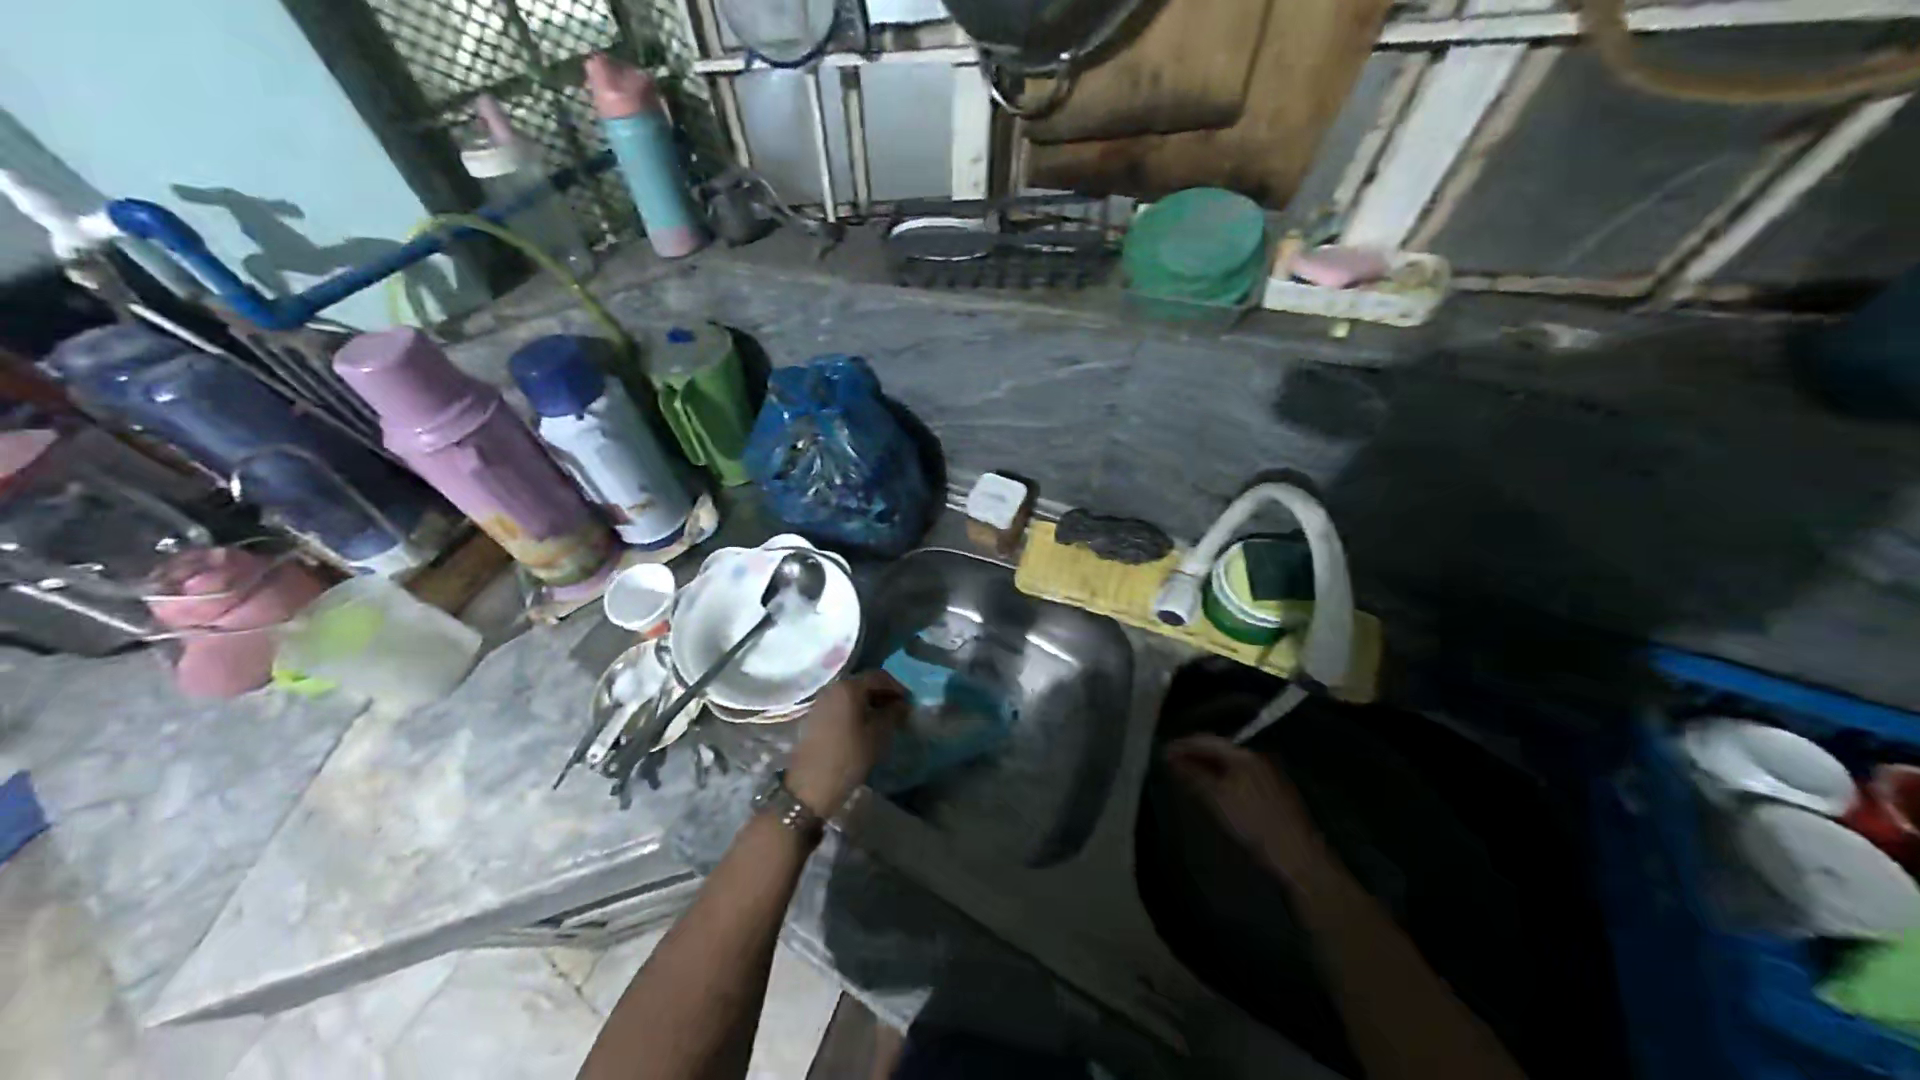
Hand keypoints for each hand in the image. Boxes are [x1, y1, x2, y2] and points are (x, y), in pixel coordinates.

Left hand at [787, 671, 908, 816]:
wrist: (810, 786)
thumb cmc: (849, 757)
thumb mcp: (878, 735)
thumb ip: (893, 714)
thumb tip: (902, 704)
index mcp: (848, 687)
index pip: (878, 676)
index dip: (897, 686)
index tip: (910, 701)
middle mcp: (832, 688)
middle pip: (863, 683)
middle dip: (883, 694)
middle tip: (900, 710)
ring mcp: (821, 702)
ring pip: (852, 695)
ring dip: (870, 703)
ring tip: (885, 720)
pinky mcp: (815, 717)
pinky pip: (841, 706)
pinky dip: (856, 711)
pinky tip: (866, 726)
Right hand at [1164, 734, 1326, 878]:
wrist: (1294, 851)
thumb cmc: (1252, 821)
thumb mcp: (1216, 798)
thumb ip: (1193, 775)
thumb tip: (1172, 758)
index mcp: (1242, 756)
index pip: (1206, 741)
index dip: (1183, 745)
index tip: (1163, 752)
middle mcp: (1255, 759)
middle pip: (1218, 749)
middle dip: (1194, 754)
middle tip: (1172, 763)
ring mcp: (1264, 773)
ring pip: (1228, 762)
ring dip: (1206, 765)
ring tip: (1187, 774)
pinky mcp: (1269, 789)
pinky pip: (1238, 773)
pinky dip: (1220, 775)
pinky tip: (1211, 786)